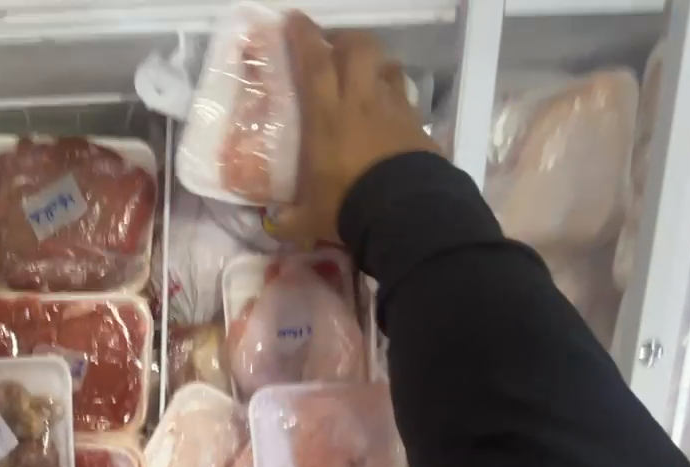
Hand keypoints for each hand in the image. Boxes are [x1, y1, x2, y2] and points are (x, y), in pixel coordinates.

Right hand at [271, 16, 438, 245]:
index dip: (304, 37)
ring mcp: (391, 106)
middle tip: (331, 45)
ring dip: (371, 60)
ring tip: (361, 72)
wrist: (401, 209)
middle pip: (356, 47)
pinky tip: (385, 104)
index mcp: (326, 118)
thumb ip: (289, 217)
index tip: (294, 18)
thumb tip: (275, 223)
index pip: (314, 64)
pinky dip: (391, 89)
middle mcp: (359, 101)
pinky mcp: (414, 119)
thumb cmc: (345, 205)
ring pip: (384, 63)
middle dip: (343, 38)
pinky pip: (401, 91)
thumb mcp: (308, 218)